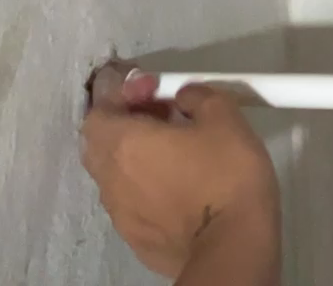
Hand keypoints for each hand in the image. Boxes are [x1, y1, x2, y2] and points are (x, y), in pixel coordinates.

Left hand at [81, 68, 280, 278]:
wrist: (234, 245)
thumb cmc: (225, 172)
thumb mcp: (223, 114)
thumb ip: (196, 95)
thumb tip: (181, 97)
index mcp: (125, 144)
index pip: (98, 111)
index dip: (122, 93)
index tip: (155, 88)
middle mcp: (112, 179)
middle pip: (99, 143)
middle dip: (124, 122)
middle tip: (160, 114)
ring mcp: (121, 215)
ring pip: (114, 174)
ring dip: (133, 155)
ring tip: (173, 148)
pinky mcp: (136, 239)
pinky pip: (131, 200)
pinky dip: (144, 184)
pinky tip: (177, 183)